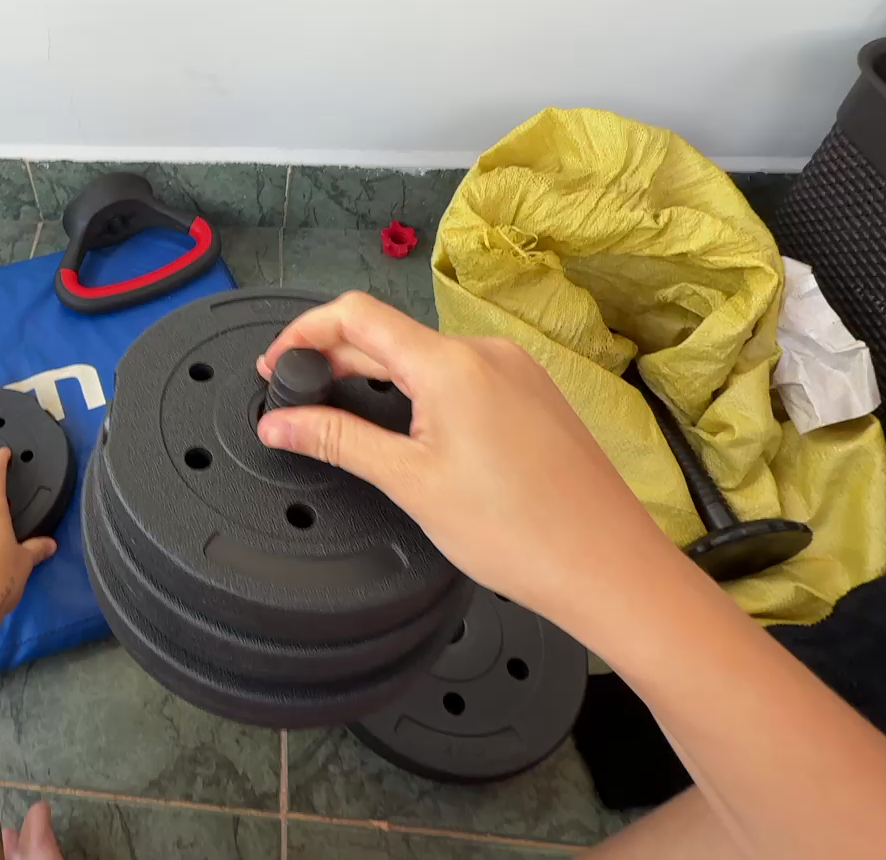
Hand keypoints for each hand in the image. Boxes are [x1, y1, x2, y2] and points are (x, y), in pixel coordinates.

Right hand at [254, 292, 671, 608]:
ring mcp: (512, 369)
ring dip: (374, 375)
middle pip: (386, 335)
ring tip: (341, 412)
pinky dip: (414, 388)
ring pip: (421, 355)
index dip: (303, 332)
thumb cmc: (514, 531)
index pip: (355, 315)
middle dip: (333, 359)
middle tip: (296, 399)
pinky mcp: (528, 391)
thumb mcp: (409, 482)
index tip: (273, 365)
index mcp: (450, 364)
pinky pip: (455, 372)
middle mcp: (483, 351)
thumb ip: (336, 440)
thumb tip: (276, 424)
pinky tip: (404, 423)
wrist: (611, 569)